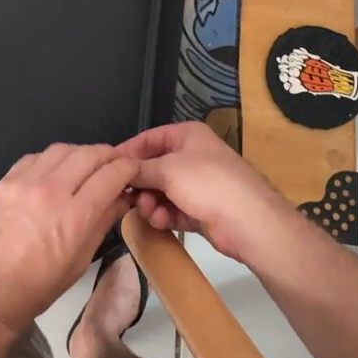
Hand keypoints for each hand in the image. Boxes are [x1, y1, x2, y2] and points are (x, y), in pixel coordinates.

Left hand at [0, 144, 135, 334]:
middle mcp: (52, 190)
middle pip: (89, 154)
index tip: (133, 169)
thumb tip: (122, 197)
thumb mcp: (81, 260)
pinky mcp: (6, 180)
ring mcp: (26, 181)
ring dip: (81, 153)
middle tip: (115, 163)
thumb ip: (103, 221)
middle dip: (109, 155)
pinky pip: (36, 157)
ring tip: (86, 165)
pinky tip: (55, 171)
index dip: (128, 168)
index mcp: (75, 216)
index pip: (111, 175)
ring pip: (62, 149)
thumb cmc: (40, 285)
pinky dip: (52, 159)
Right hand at [120, 121, 295, 264]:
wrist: (248, 221)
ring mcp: (198, 185)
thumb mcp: (168, 170)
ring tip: (149, 211)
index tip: (109, 168)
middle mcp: (192, 156)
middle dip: (141, 183)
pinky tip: (161, 221)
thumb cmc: (207, 183)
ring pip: (162, 191)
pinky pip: (173, 209)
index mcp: (187, 136)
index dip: (129, 152)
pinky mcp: (201, 210)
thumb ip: (140, 169)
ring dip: (151, 202)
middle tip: (127, 197)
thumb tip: (119, 170)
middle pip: (155, 167)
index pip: (149, 139)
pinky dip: (165, 214)